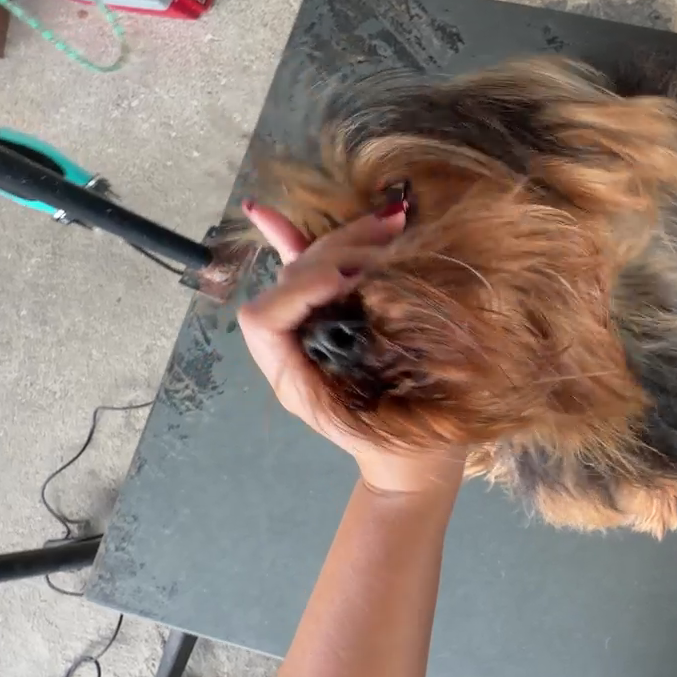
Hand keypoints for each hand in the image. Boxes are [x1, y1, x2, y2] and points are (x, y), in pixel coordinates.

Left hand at [237, 198, 465, 495]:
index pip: (266, 317)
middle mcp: (292, 345)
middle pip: (291, 280)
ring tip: (393, 220)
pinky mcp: (334, 321)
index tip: (354, 280)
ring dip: (345, 237)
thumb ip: (381, 358)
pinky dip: (293, 242)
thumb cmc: (403, 441)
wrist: (410, 463)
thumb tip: (374, 294)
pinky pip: (308, 276)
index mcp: (292, 372)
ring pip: (306, 268)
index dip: (302, 289)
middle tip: (390, 242)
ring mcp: (311, 329)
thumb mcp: (393, 405)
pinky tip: (266, 213)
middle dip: (335, 253)